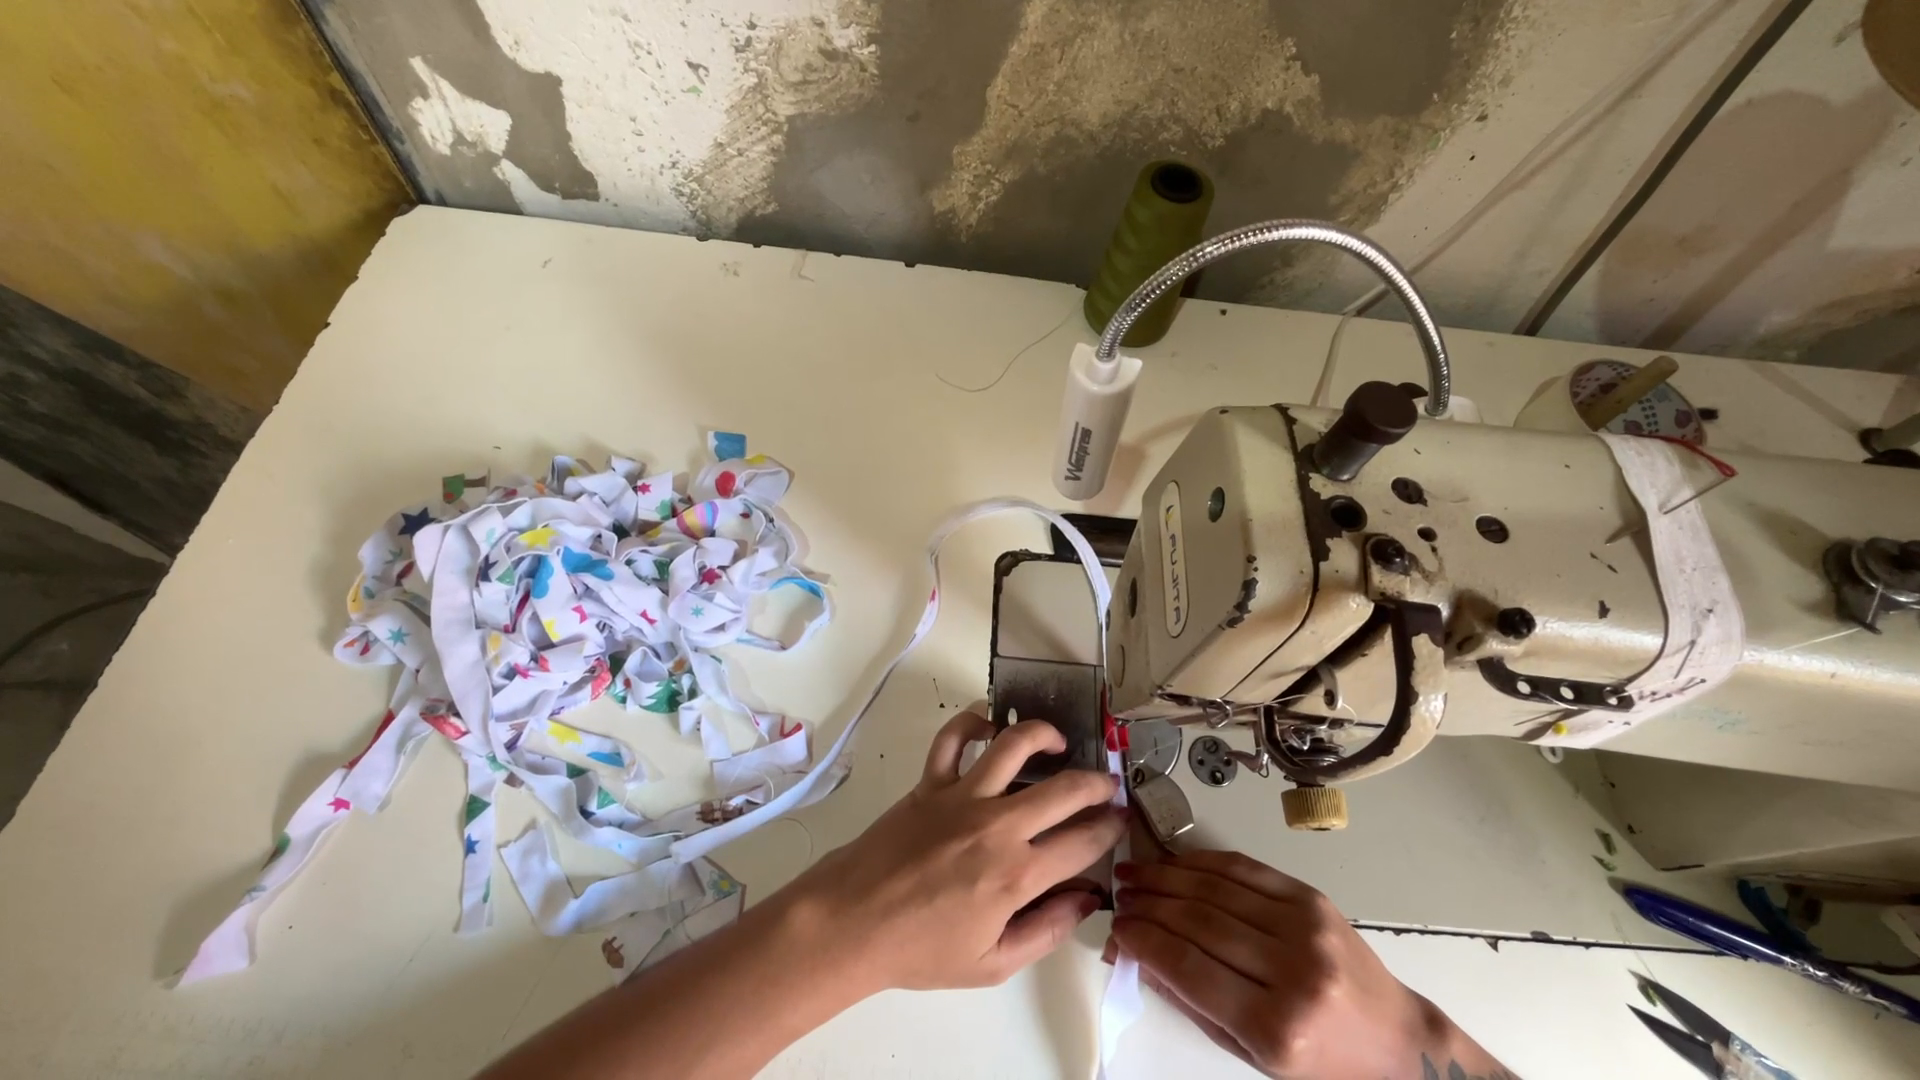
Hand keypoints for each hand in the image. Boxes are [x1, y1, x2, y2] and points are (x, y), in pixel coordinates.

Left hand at [772, 709, 1125, 994]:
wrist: (852, 922)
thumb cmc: (921, 950)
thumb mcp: (993, 965)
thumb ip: (1047, 931)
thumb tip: (1086, 899)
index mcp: (1017, 875)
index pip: (1084, 841)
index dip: (1111, 828)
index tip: (1118, 821)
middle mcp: (997, 826)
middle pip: (1065, 788)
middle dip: (1097, 783)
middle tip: (1104, 786)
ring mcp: (961, 797)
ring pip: (1014, 744)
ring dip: (1045, 735)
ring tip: (1058, 742)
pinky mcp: (930, 783)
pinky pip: (953, 738)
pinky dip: (973, 722)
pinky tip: (989, 729)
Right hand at [1110, 851, 1459, 1077]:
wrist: (1398, 1043)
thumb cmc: (1320, 1062)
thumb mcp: (1250, 1053)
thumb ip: (1189, 1001)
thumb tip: (1132, 954)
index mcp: (1274, 1025)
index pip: (1187, 967)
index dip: (1142, 942)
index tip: (1116, 929)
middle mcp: (1291, 971)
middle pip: (1197, 921)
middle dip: (1148, 906)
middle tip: (1118, 899)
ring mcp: (1304, 928)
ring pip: (1215, 888)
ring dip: (1166, 876)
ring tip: (1133, 875)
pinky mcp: (1312, 899)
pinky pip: (1244, 869)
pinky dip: (1201, 863)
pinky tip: (1173, 864)